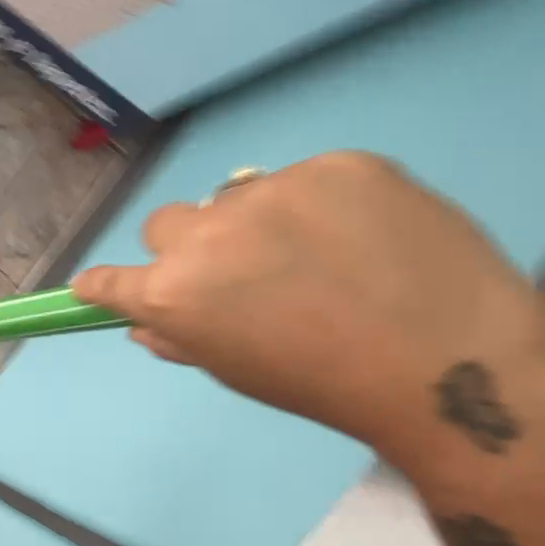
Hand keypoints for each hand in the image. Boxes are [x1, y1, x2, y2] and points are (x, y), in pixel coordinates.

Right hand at [72, 151, 544, 456]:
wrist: (445, 360)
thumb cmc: (318, 382)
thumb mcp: (231, 370)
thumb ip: (179, 338)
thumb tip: (149, 322)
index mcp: (172, 293)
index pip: (108, 279)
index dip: (103, 285)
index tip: (99, 287)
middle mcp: (207, 235)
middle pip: (166, 224)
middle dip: (185, 247)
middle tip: (235, 273)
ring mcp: (274, 192)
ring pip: (235, 199)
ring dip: (252, 223)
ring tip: (313, 254)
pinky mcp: (340, 163)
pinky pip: (304, 179)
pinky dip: (315, 205)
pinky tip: (357, 235)